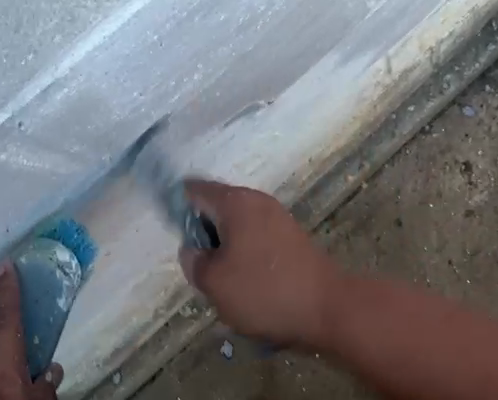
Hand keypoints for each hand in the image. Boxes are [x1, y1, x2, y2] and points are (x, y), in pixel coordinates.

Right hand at [178, 180, 343, 347]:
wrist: (326, 306)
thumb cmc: (263, 290)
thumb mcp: (215, 283)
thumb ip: (194, 262)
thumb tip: (192, 250)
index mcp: (235, 202)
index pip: (196, 189)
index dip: (178, 205)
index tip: (171, 229)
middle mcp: (256, 200)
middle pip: (218, 206)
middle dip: (204, 232)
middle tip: (198, 264)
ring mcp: (277, 216)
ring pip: (238, 224)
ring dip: (226, 246)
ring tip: (222, 279)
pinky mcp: (291, 236)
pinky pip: (256, 237)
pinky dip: (246, 253)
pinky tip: (247, 282)